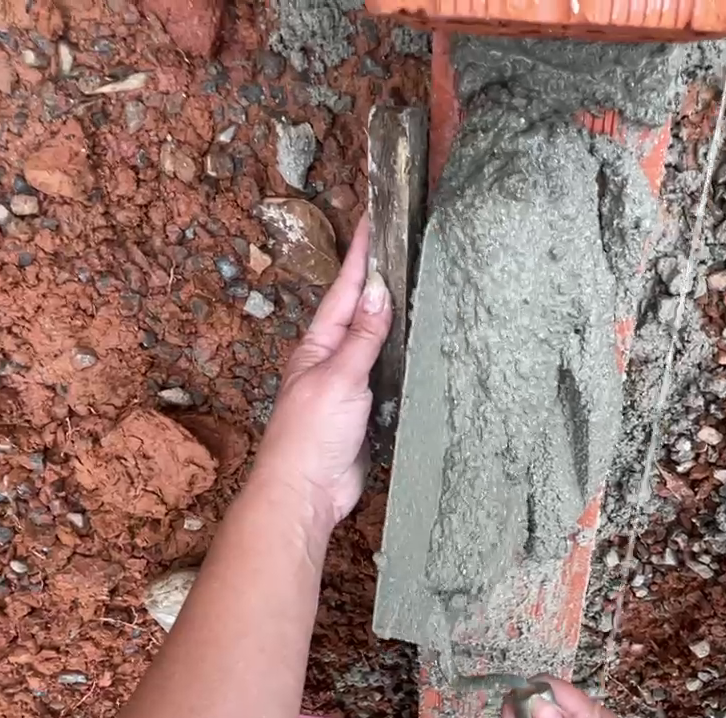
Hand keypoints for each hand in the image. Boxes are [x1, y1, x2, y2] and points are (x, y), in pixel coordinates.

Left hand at [253, 216, 392, 530]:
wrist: (306, 491)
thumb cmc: (309, 435)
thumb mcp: (338, 378)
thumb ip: (362, 337)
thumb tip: (380, 291)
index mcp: (319, 346)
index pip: (344, 290)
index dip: (360, 256)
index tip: (374, 219)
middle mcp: (334, 361)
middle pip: (362, 314)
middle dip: (380, 280)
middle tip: (403, 246)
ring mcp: (350, 388)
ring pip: (378, 346)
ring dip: (394, 320)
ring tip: (418, 288)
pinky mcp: (367, 414)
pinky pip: (388, 379)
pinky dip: (402, 360)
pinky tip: (418, 351)